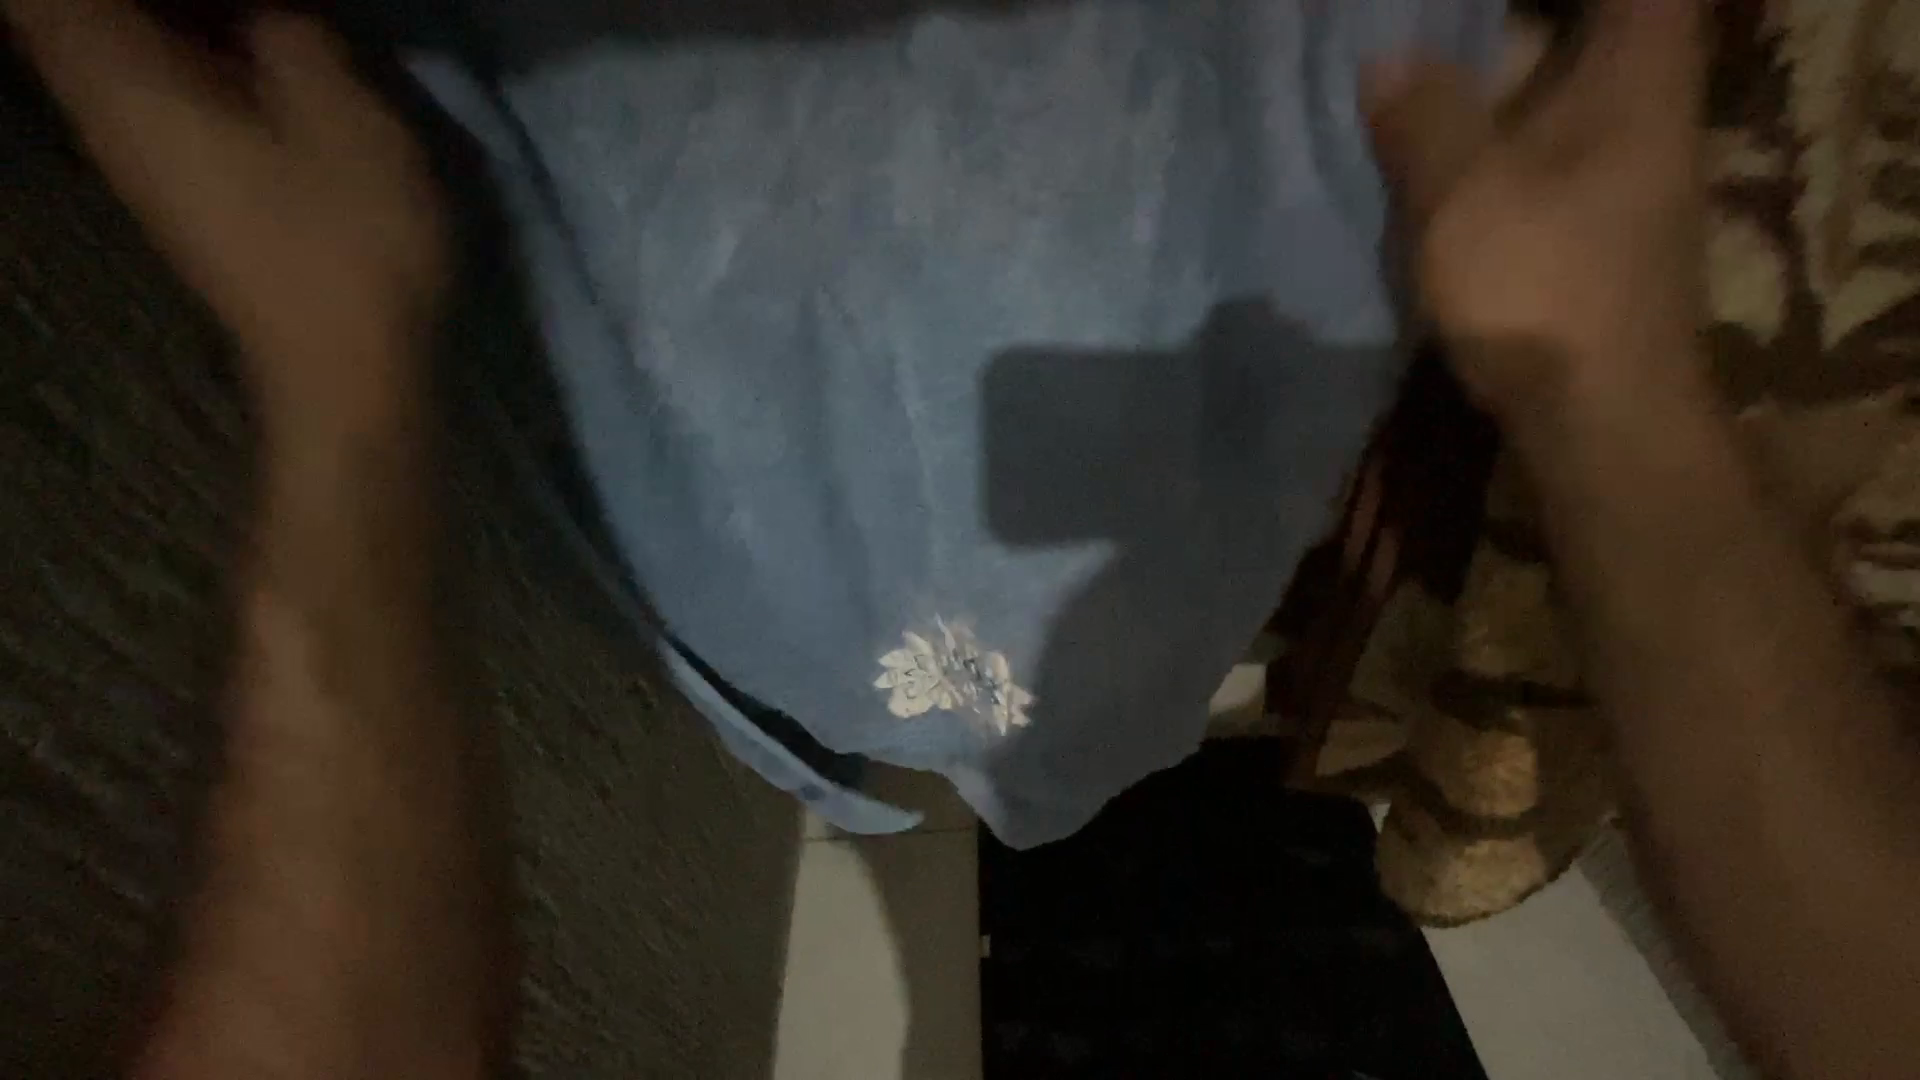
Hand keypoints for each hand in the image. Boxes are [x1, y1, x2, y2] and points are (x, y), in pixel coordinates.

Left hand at [3, 0, 445, 429]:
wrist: (351, 364)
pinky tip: (272, 100)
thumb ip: (299, 43)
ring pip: (129, 62)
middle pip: (85, 21)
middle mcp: (106, 112)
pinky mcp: (188, 203)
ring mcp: (143, 165)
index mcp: (123, 74)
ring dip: (192, 41)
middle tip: (259, 18)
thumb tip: (276, 20)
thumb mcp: (352, 126)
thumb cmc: (353, 246)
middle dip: (176, 12)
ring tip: (265, 40)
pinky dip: (206, 84)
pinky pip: (168, 108)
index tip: (233, 7)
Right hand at [1365, 0, 1707, 415]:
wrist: (1591, 404)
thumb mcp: (1465, 192)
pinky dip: (1466, 156)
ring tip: (1380, 99)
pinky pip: (1515, 161)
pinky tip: (1407, 171)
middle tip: (1393, 48)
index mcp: (1632, 72)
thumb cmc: (1538, 282)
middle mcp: (1633, 106)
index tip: (1449, 12)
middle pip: (1563, 35)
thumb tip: (1383, 60)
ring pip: (1529, 104)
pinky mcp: (1572, 223)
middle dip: (1478, 41)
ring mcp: (1605, 169)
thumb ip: (1423, 119)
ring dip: (1460, 102)